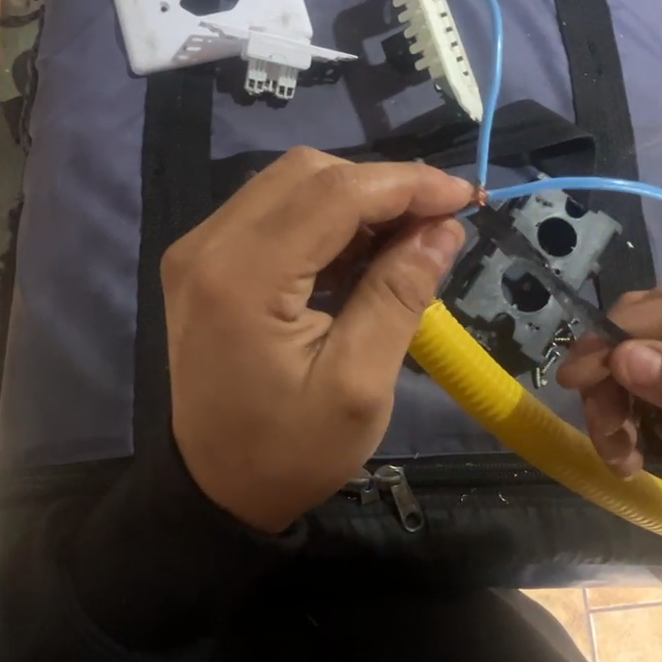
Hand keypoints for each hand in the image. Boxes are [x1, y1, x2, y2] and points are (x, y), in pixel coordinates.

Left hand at [161, 148, 473, 532]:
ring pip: (289, 183)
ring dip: (353, 198)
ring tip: (404, 239)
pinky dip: (322, 217)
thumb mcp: (359, 385)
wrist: (214, 487)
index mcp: (243, 278)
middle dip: (382, 186)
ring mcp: (197, 248)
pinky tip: (358, 251)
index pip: (334, 193)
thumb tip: (443, 227)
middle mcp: (208, 245)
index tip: (463, 198)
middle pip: (308, 173)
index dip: (406, 184)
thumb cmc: (290, 451)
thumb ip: (399, 295)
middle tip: (436, 224)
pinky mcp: (201, 259)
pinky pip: (270, 210)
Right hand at [557, 286, 661, 585]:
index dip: (627, 332)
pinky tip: (626, 460)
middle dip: (610, 367)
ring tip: (616, 449)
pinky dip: (613, 423)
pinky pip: (624, 395)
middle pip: (643, 327)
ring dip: (607, 400)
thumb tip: (625, 356)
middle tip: (595, 412)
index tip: (584, 375)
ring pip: (624, 360)